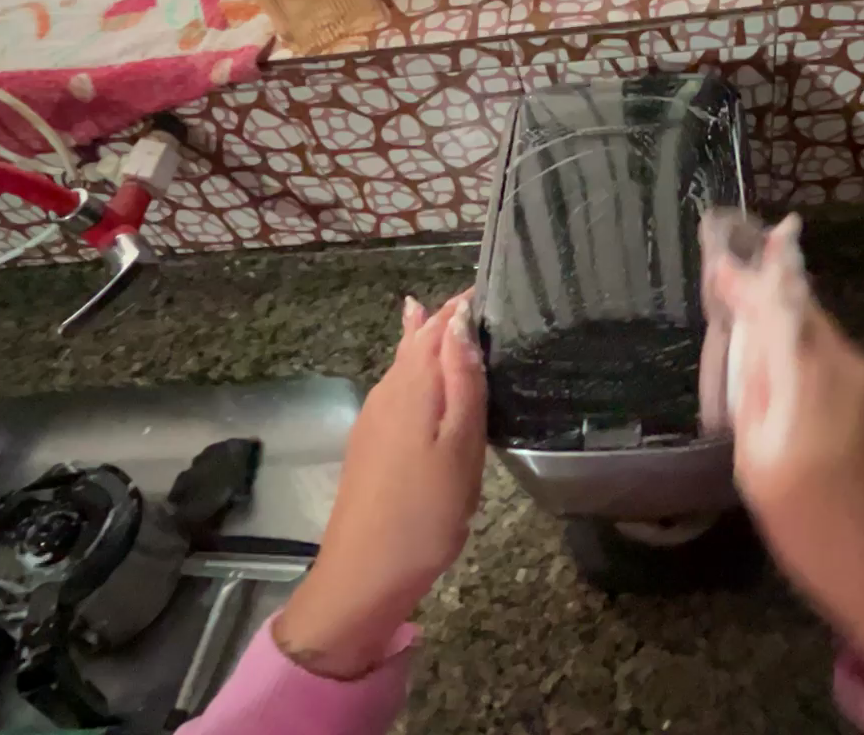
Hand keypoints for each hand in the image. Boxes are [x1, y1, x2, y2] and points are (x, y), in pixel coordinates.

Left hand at [274, 290, 485, 677]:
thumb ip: (462, 382)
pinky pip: (402, 384)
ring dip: (436, 338)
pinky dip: (420, 365)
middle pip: (420, 338)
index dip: (465, 305)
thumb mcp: (459, 446)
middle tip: (493, 302)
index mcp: (412, 386)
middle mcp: (388, 391)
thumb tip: (460, 321)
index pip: (438, 325)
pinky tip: (428, 365)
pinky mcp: (373, 440)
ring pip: (409, 360)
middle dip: (451, 317)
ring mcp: (376, 416)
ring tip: (465, 317)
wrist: (363, 577)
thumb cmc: (424, 511)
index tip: (500, 286)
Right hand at [715, 219, 863, 689]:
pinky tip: (809, 413)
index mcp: (813, 374)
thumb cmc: (815, 530)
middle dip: (771, 303)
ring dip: (794, 345)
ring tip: (768, 376)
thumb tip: (749, 335)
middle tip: (738, 301)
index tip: (723, 254)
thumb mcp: (758, 464)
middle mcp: (854, 366)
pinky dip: (819, 373)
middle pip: (806, 316)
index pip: (777, 300)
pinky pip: (848, 374)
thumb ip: (752, 389)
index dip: (748, 276)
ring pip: (827, 346)